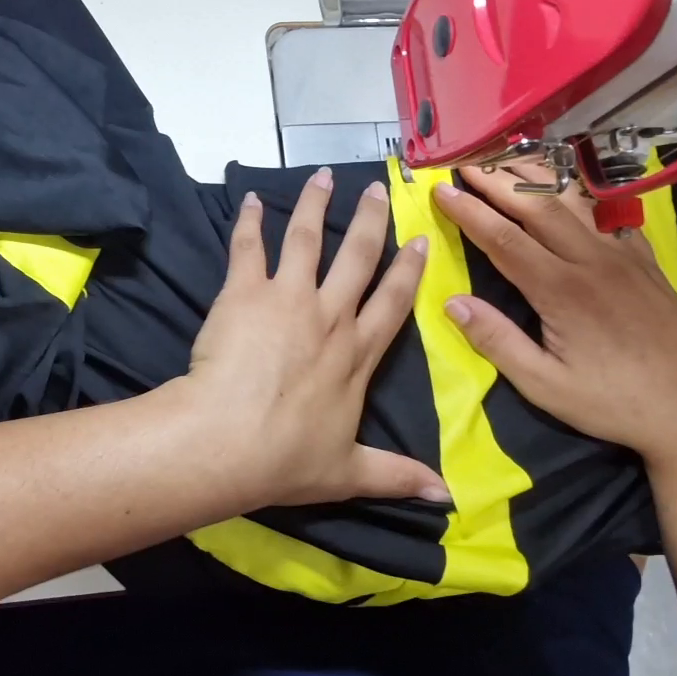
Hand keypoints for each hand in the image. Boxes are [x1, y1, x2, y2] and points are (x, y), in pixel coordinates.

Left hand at [182, 166, 447, 507]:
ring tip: (323, 177)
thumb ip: (398, 476)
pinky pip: (250, 247)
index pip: (393, 302)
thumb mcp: (350, 473)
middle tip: (377, 190)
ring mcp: (288, 299)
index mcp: (358, 354)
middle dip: (370, 221)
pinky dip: (251, 222)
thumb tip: (449, 498)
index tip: (419, 241)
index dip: (409, 270)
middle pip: (358, 257)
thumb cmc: (287, 459)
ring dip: (316, 205)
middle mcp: (330, 317)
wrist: (227, 441)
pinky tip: (251, 201)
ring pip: (308, 239)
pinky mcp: (244, 292)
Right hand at [432, 165, 676, 460]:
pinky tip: (571, 187)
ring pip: (574, 203)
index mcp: (561, 291)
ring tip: (508, 161)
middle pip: (537, 207)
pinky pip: (610, 216)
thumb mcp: (544, 385)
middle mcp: (592, 262)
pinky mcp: (646, 263)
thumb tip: (452, 303)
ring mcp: (624, 257)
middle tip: (466, 163)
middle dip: (497, 182)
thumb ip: (497, 341)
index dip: (469, 212)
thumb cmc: (612, 404)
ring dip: (537, 178)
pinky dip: (583, 194)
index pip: (503, 239)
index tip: (441, 191)